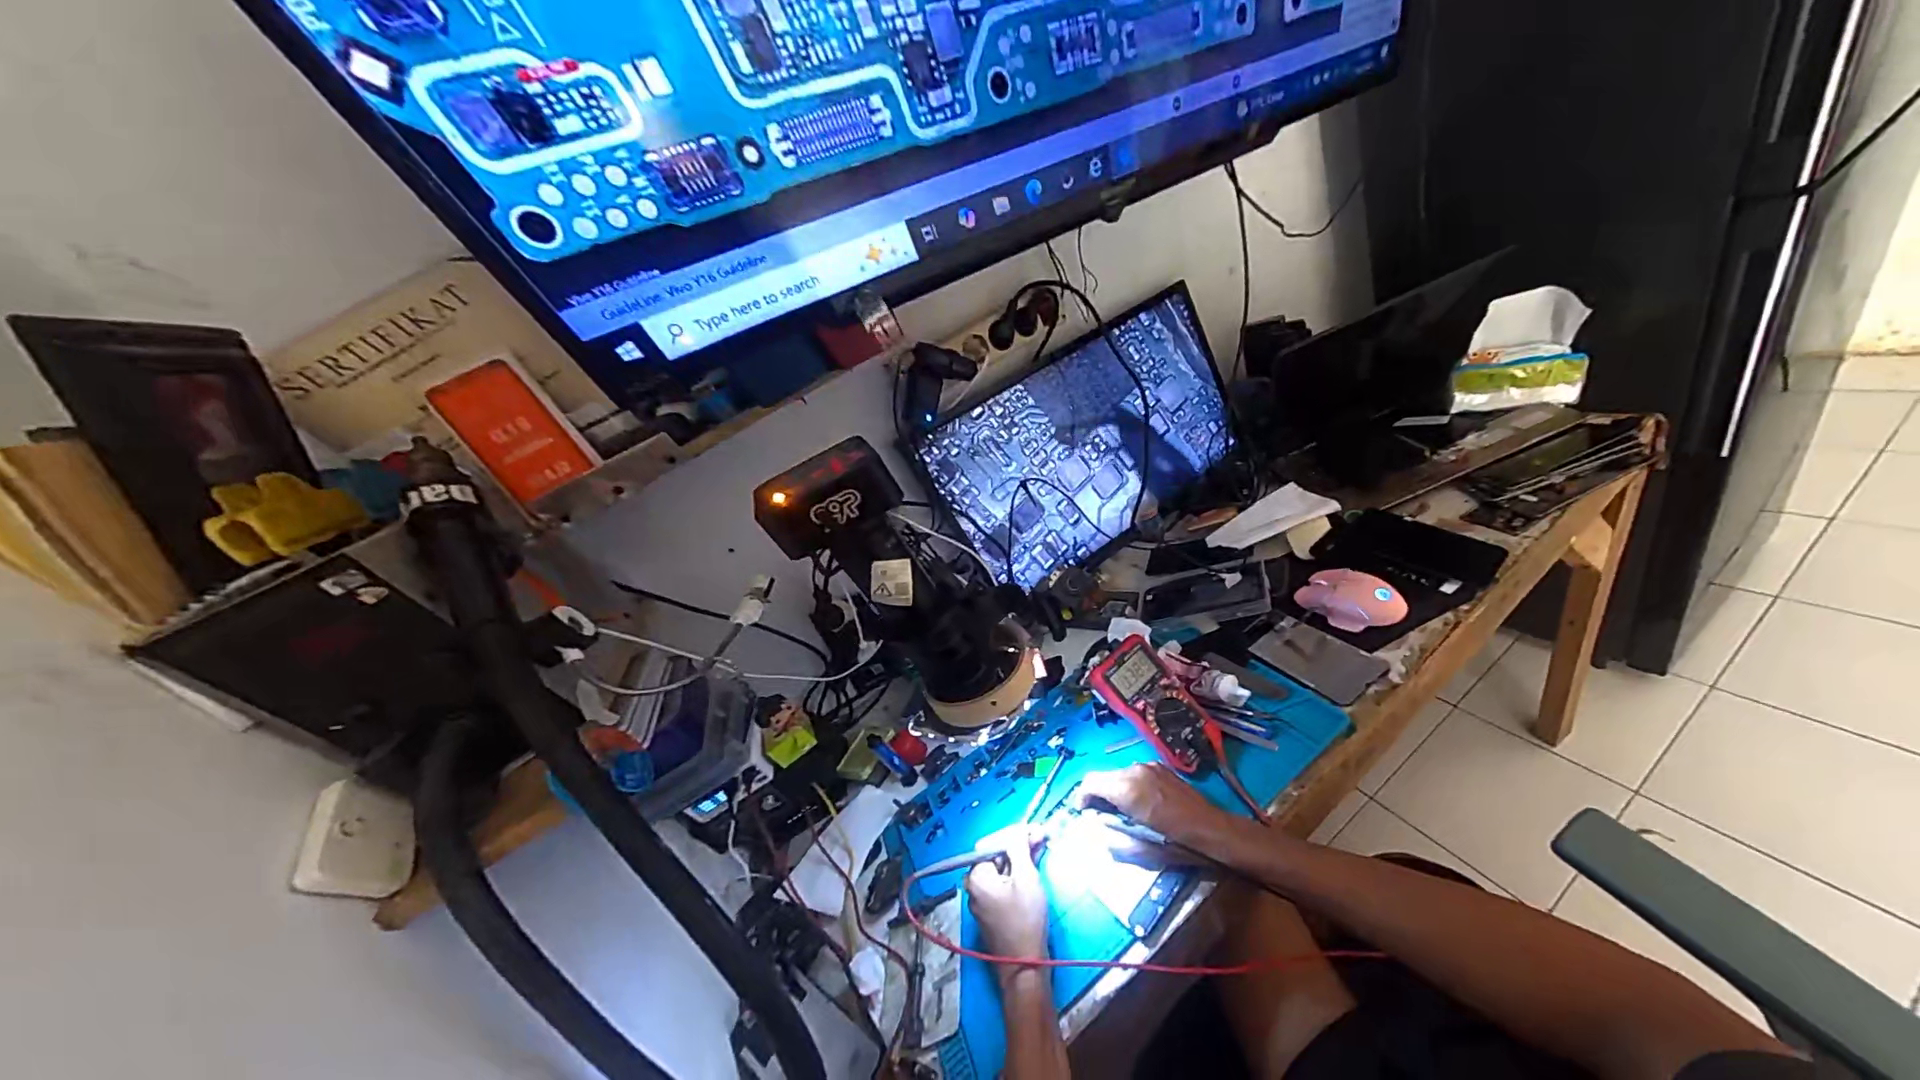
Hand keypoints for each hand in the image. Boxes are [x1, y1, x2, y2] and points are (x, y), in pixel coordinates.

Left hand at [966, 830, 1049, 965]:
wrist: (1024, 966)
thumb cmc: (1025, 920)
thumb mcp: (1026, 878)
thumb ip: (1020, 849)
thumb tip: (1019, 831)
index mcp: (976, 876)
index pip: (992, 843)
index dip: (1014, 835)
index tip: (1034, 832)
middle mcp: (973, 887)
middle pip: (996, 857)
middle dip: (1018, 846)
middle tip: (1040, 839)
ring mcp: (981, 901)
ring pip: (1000, 871)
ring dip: (1019, 860)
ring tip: (1039, 852)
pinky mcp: (991, 913)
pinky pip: (1002, 886)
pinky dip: (1016, 876)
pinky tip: (1032, 871)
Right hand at [1077, 763, 1245, 855]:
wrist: (1212, 830)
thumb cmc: (1176, 844)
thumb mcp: (1138, 848)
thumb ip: (1111, 834)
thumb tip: (1097, 824)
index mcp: (1126, 789)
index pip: (1090, 783)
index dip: (1081, 797)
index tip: (1083, 812)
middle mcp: (1134, 771)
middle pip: (1102, 776)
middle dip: (1096, 793)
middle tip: (1099, 814)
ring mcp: (1149, 767)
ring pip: (1117, 773)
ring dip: (1112, 789)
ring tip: (1120, 809)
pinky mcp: (1160, 768)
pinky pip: (1133, 773)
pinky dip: (1128, 784)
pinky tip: (1138, 802)